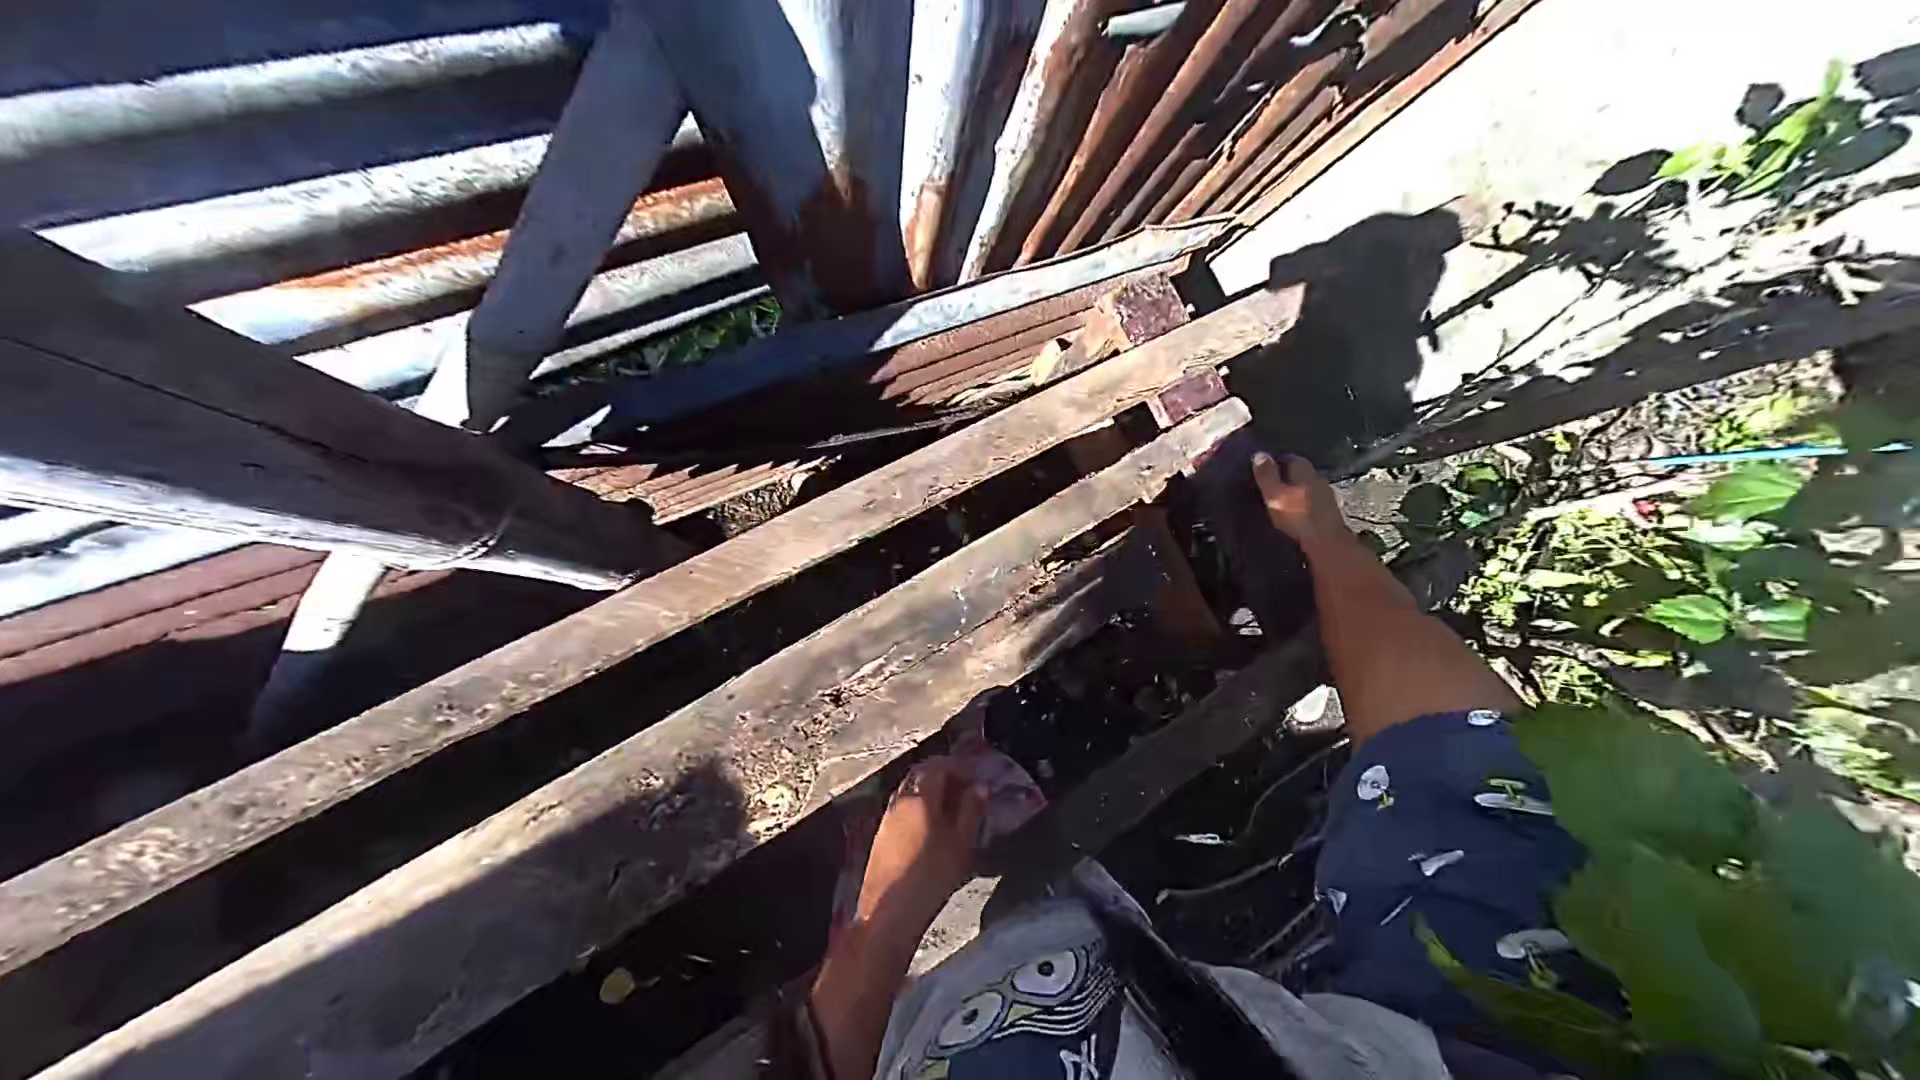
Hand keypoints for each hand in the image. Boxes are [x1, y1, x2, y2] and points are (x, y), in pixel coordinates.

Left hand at [857, 757, 986, 923]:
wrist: (889, 912)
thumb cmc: (931, 876)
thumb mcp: (961, 843)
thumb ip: (971, 810)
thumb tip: (979, 786)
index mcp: (920, 796)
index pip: (938, 765)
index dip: (958, 766)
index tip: (975, 775)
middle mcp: (900, 799)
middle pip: (921, 773)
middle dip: (943, 773)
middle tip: (964, 786)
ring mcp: (887, 816)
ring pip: (910, 789)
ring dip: (929, 789)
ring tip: (951, 805)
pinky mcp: (881, 834)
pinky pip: (902, 806)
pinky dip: (919, 804)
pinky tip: (931, 823)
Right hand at [1251, 452, 1348, 546]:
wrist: (1326, 544)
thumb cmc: (1297, 517)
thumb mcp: (1274, 495)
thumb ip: (1266, 476)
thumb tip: (1260, 454)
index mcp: (1304, 472)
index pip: (1291, 458)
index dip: (1276, 461)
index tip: (1264, 469)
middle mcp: (1318, 479)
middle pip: (1301, 472)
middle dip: (1287, 476)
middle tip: (1269, 485)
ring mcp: (1327, 497)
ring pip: (1308, 488)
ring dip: (1296, 491)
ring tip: (1281, 500)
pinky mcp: (1330, 513)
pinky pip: (1313, 503)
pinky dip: (1303, 505)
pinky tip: (1295, 514)